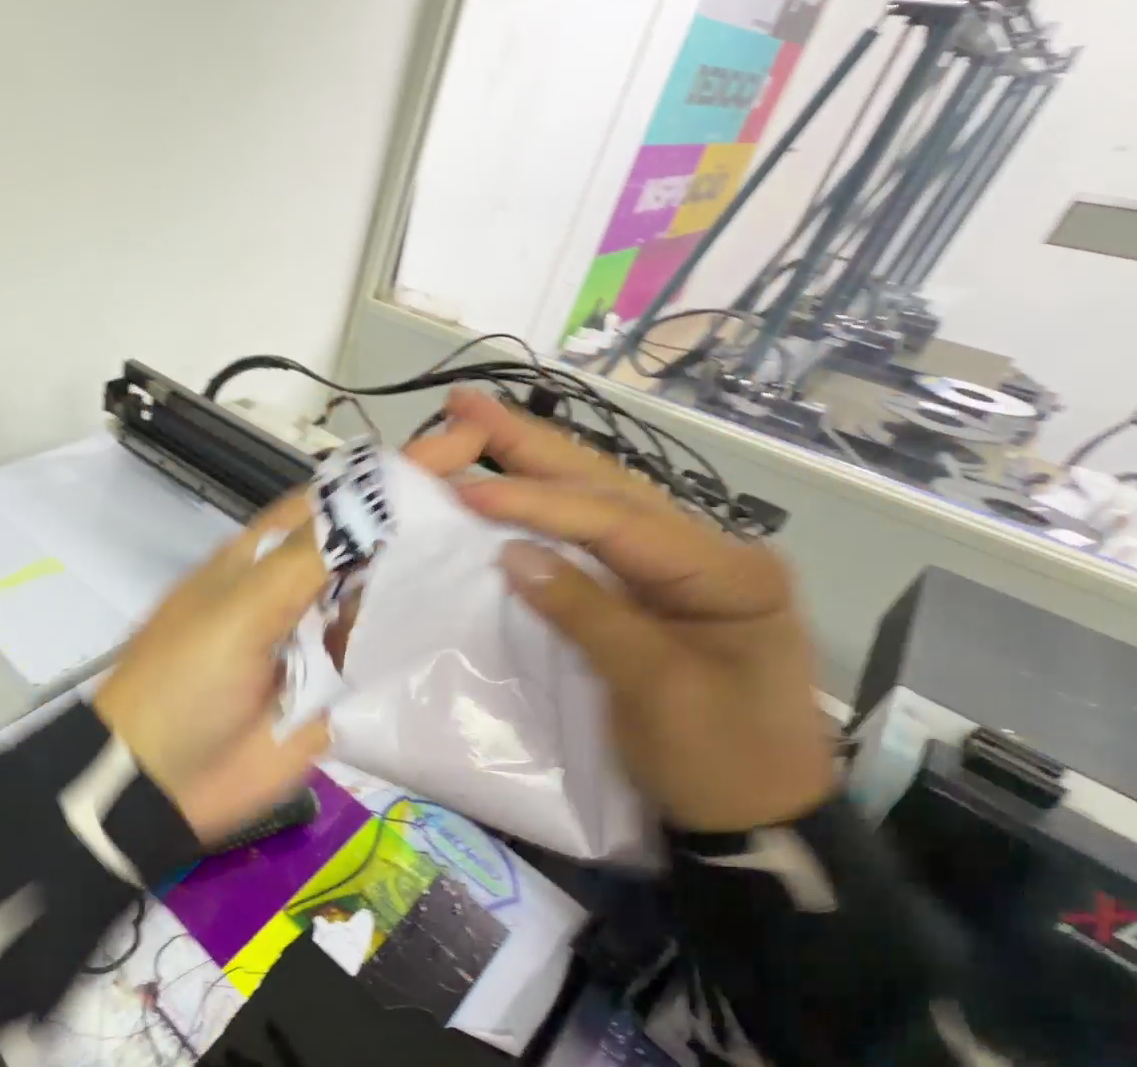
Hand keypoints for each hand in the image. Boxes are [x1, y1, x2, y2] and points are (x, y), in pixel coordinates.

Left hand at [94, 422, 489, 842]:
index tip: (465, 443)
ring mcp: (320, 644)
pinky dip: (428, 647)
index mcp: (264, 557)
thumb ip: (304, 560)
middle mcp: (297, 591)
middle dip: (428, 521)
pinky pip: (388, 663)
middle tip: (511, 501)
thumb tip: (372, 502)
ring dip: (436, 581)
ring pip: (386, 601)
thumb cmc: (183, 682)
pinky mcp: (338, 695)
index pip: (337, 499)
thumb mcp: (236, 611)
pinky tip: (484, 631)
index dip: (394, 472)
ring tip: (514, 555)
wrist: (158, 785)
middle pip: (370, 547)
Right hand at [445, 389, 836, 832]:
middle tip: (464, 404)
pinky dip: (547, 510)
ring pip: (602, 502)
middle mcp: (708, 552)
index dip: (537, 502)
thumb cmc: (717, 761)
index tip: (464, 487)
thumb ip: (588, 613)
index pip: (617, 521)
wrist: (761, 821)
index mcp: (727, 572)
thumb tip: (512, 553)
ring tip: (478, 423)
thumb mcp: (654, 691)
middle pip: (609, 487)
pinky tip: (514, 483)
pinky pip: (596, 539)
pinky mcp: (656, 590)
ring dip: (537, 463)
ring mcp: (682, 568)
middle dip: (533, 445)